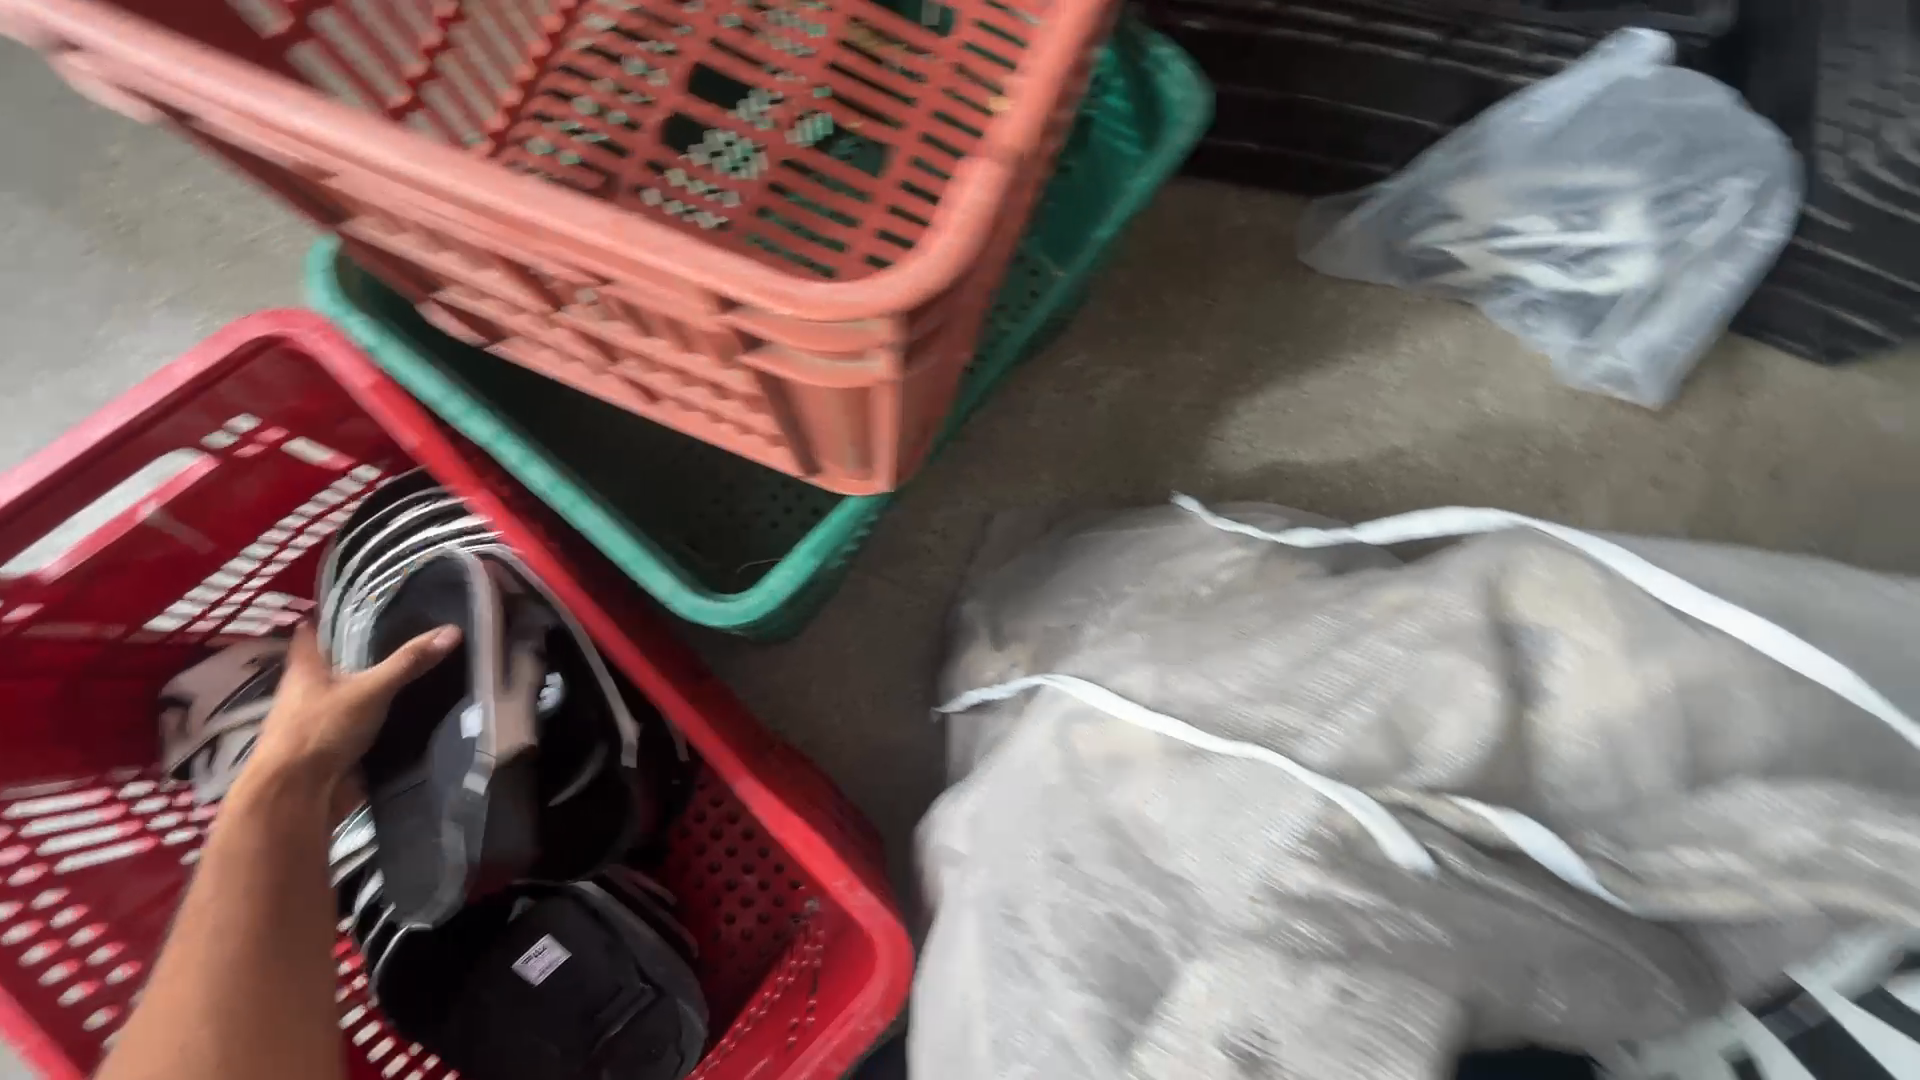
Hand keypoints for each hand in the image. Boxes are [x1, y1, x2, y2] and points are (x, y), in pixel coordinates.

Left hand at [244, 620, 461, 795]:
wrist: (297, 795)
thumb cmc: (320, 731)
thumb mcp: (370, 689)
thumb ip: (409, 662)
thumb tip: (453, 630)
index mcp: (305, 670)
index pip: (312, 632)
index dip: (332, 617)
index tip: (363, 603)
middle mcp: (309, 691)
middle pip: (337, 663)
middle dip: (366, 651)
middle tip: (408, 632)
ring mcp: (322, 720)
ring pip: (353, 692)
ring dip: (378, 684)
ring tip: (420, 666)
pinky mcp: (338, 744)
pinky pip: (365, 721)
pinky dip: (385, 713)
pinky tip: (414, 706)